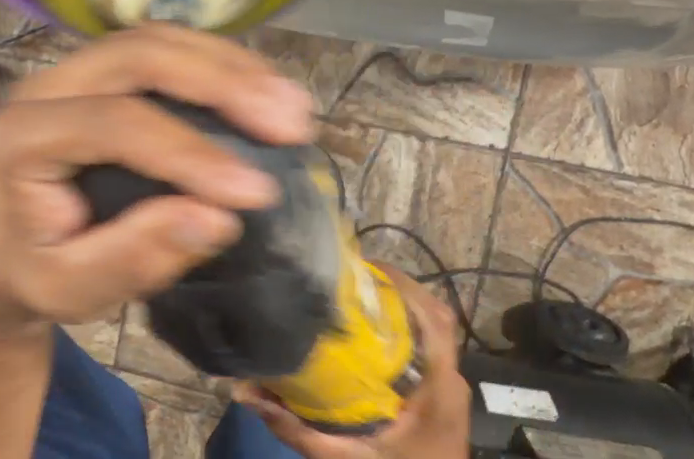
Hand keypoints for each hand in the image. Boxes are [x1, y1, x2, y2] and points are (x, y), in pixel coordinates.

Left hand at [0, 25, 315, 327]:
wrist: (11, 244)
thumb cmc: (38, 268)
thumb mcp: (74, 288)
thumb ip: (136, 257)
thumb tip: (217, 217)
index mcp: (22, 139)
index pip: (111, 124)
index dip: (187, 150)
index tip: (257, 191)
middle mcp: (43, 88)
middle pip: (134, 56)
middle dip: (218, 83)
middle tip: (289, 122)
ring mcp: (71, 70)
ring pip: (153, 40)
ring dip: (227, 65)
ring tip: (292, 105)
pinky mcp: (100, 69)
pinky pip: (161, 47)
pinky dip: (217, 63)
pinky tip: (262, 90)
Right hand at [232, 266, 470, 457]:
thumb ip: (295, 428)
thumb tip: (243, 389)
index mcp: (439, 391)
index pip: (435, 320)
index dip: (404, 286)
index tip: (361, 266)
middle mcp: (451, 382)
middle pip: (432, 316)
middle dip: (393, 288)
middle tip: (346, 275)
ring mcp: (450, 389)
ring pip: (430, 329)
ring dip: (397, 306)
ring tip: (351, 291)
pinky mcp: (442, 397)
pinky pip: (426, 347)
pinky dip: (401, 327)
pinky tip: (363, 328)